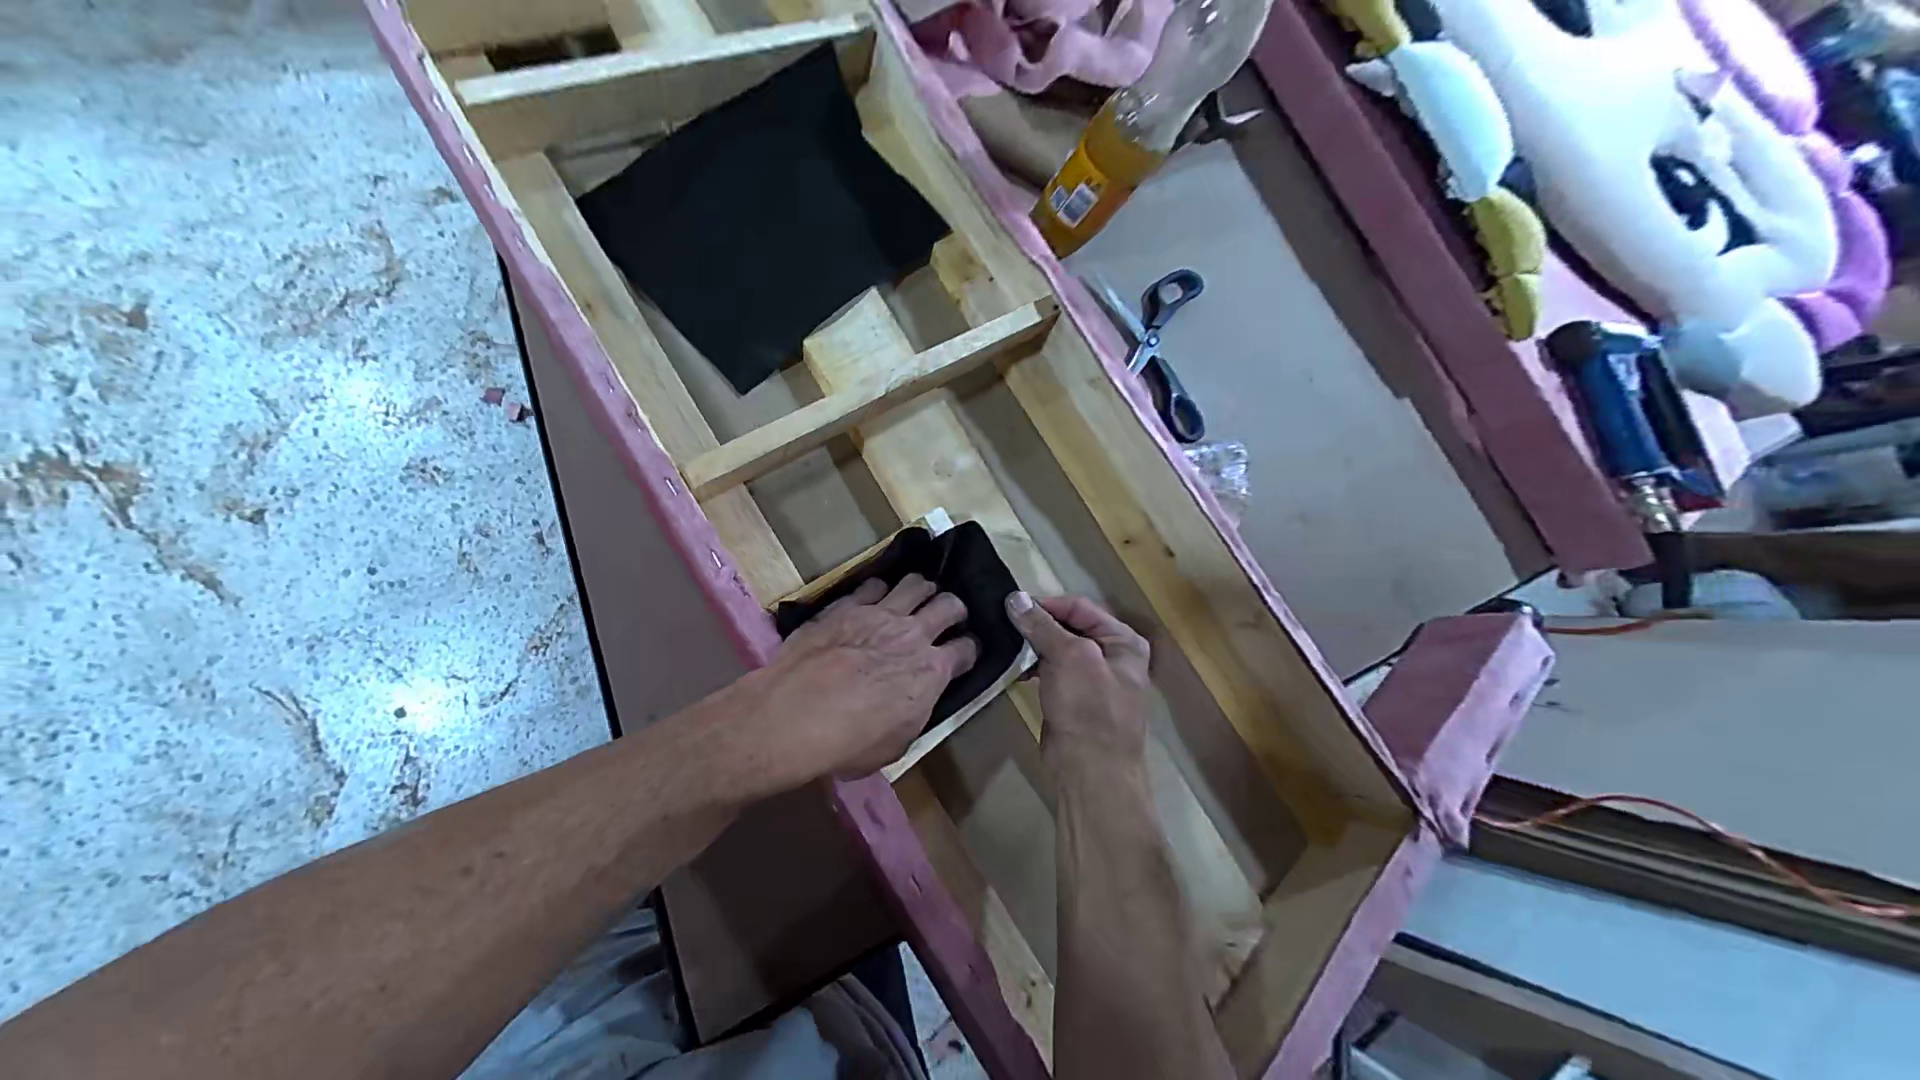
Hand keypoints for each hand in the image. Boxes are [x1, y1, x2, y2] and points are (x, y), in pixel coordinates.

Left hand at [754, 574, 978, 782]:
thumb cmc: (850, 743)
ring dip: (921, 589)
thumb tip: (913, 703)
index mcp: (932, 672)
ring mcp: (879, 614)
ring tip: (916, 597)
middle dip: (953, 609)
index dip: (969, 651)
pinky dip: (879, 589)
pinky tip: (874, 597)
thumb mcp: (897, 744)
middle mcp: (913, 635)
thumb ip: (913, 713)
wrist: (796, 716)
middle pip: (948, 605)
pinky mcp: (846, 606)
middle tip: (946, 617)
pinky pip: (873, 585)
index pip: (967, 650)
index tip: (963, 654)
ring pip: (915, 584)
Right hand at [1003, 592, 1150, 776]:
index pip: (1080, 607)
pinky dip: (1033, 668)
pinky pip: (1051, 673)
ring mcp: (1093, 680)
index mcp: (1123, 641)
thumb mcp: (1069, 658)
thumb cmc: (1089, 709)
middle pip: (1069, 627)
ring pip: (1058, 650)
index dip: (1047, 604)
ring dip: (1033, 647)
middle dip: (1038, 625)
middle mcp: (1112, 656)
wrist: (1092, 773)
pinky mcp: (1074, 700)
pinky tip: (1014, 669)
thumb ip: (1042, 626)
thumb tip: (1015, 598)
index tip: (1012, 605)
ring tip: (1005, 643)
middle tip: (1003, 622)